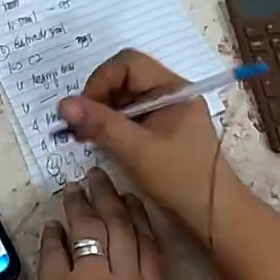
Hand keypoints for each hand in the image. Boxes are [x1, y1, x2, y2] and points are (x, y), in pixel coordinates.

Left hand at [2, 172, 204, 279]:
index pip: (149, 247)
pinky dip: (53, 234)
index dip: (142, 219)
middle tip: (99, 175)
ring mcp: (84, 278)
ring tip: (75, 187)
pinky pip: (55, 250)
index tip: (134, 198)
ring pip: (86, 229)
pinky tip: (52, 224)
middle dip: (109, 197)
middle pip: (117, 227)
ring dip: (80, 205)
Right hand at [56, 50, 239, 240]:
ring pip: (125, 97)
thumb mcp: (137, 151)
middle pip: (125, 77)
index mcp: (173, 88)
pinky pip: (131, 114)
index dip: (100, 80)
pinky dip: (113, 124)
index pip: (128, 63)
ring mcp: (167, 110)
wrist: (215, 216)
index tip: (84, 110)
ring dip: (103, 112)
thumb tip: (64, 104)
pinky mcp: (162, 128)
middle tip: (80, 125)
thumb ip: (101, 124)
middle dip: (99, 96)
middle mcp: (171, 92)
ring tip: (87, 135)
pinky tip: (101, 142)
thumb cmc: (181, 179)